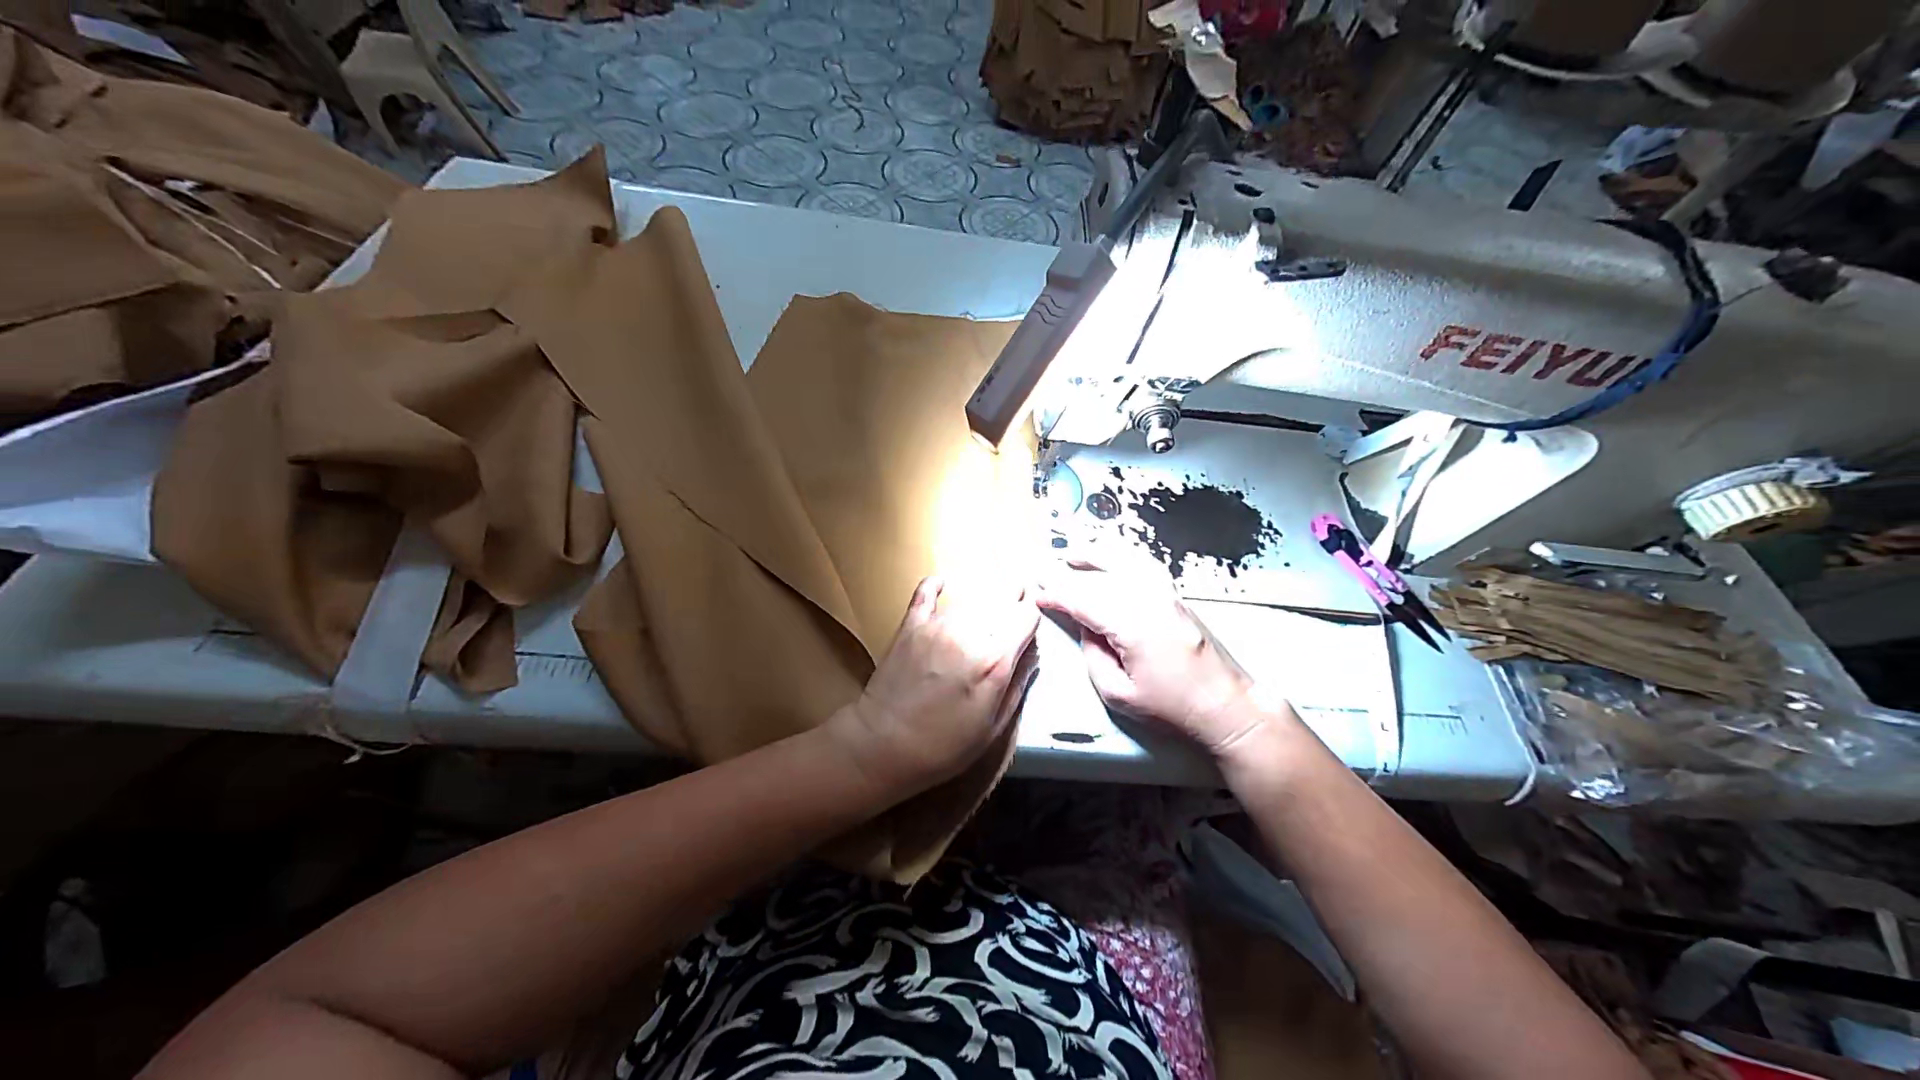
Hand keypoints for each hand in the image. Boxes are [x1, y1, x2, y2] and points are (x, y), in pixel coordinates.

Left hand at [826, 575, 1040, 797]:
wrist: (884, 745)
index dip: (1034, 613)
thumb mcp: (994, 726)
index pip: (1027, 616)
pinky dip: (936, 585)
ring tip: (990, 598)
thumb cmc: (944, 746)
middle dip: (1014, 597)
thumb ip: (1018, 684)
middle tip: (1018, 600)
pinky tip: (943, 583)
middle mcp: (970, 634)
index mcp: (995, 660)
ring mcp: (937, 626)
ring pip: (972, 596)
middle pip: (1002, 598)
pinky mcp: (910, 625)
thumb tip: (1032, 653)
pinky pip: (926, 593)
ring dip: (984, 596)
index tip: (1034, 616)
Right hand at [1036, 556, 1270, 757]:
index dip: (1056, 595)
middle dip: (1070, 572)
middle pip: (1101, 574)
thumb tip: (1089, 629)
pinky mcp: (1177, 596)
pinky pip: (1144, 564)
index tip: (1037, 594)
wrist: (1226, 705)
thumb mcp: (1118, 693)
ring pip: (1126, 559)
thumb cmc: (1172, 706)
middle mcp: (1149, 599)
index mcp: (1132, 624)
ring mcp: (1167, 593)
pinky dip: (1124, 555)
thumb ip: (1094, 656)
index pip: (1083, 600)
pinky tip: (1112, 558)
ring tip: (1075, 552)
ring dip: (1097, 553)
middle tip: (1045, 572)